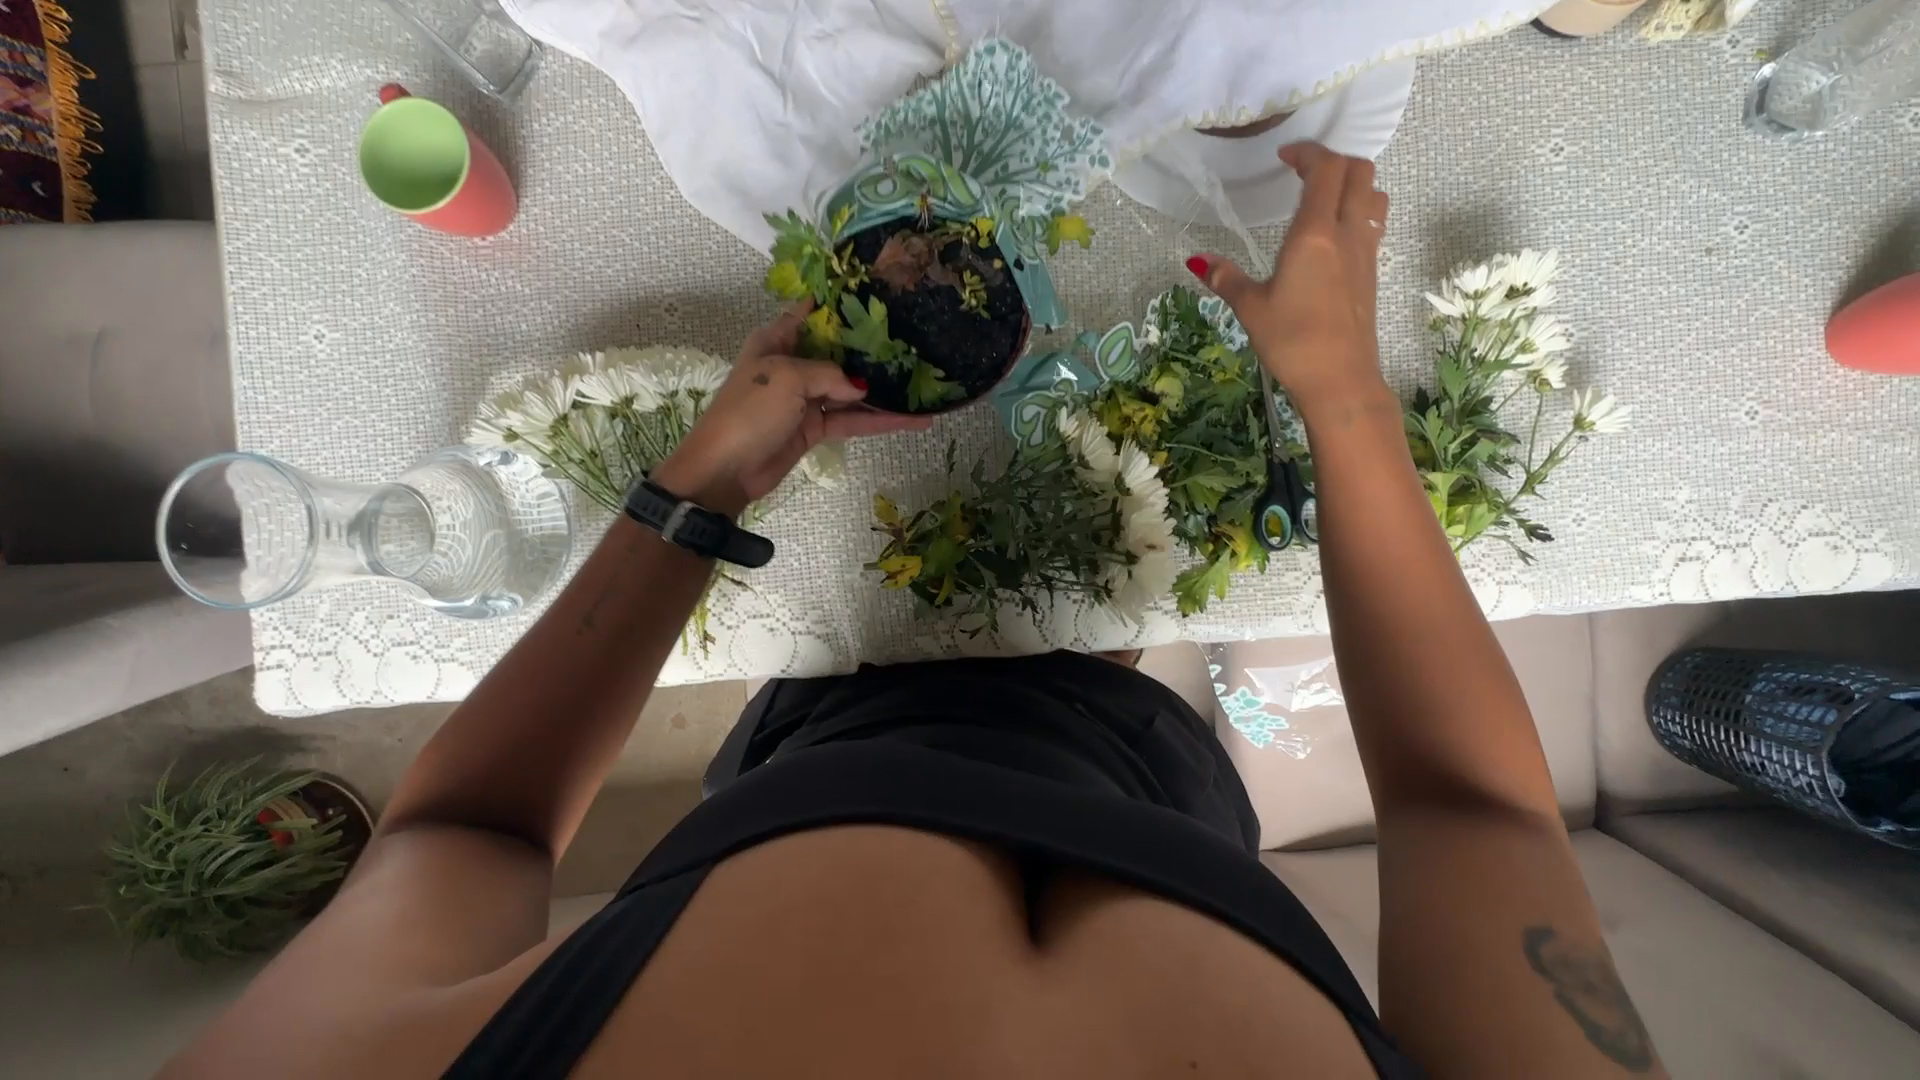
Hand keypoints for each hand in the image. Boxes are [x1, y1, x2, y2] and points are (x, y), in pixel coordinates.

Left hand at [653, 306, 932, 515]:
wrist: (726, 469)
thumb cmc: (750, 411)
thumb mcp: (788, 378)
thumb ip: (830, 374)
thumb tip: (861, 388)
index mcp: (776, 340)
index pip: (810, 312)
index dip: (839, 302)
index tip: (876, 293)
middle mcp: (793, 364)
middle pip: (838, 350)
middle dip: (871, 347)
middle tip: (913, 338)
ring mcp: (805, 399)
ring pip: (850, 389)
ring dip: (883, 390)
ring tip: (923, 384)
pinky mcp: (815, 429)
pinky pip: (852, 420)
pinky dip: (880, 421)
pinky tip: (913, 421)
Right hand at [1188, 142, 1391, 414]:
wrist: (1339, 379)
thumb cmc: (1292, 341)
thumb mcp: (1250, 308)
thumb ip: (1226, 278)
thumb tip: (1197, 261)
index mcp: (1314, 234)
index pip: (1325, 169)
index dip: (1308, 152)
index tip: (1285, 156)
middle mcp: (1347, 233)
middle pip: (1359, 171)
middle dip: (1333, 161)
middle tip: (1304, 172)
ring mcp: (1365, 252)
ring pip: (1374, 195)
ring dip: (1354, 184)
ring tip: (1325, 198)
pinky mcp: (1371, 273)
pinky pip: (1373, 224)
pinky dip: (1359, 211)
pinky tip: (1334, 235)